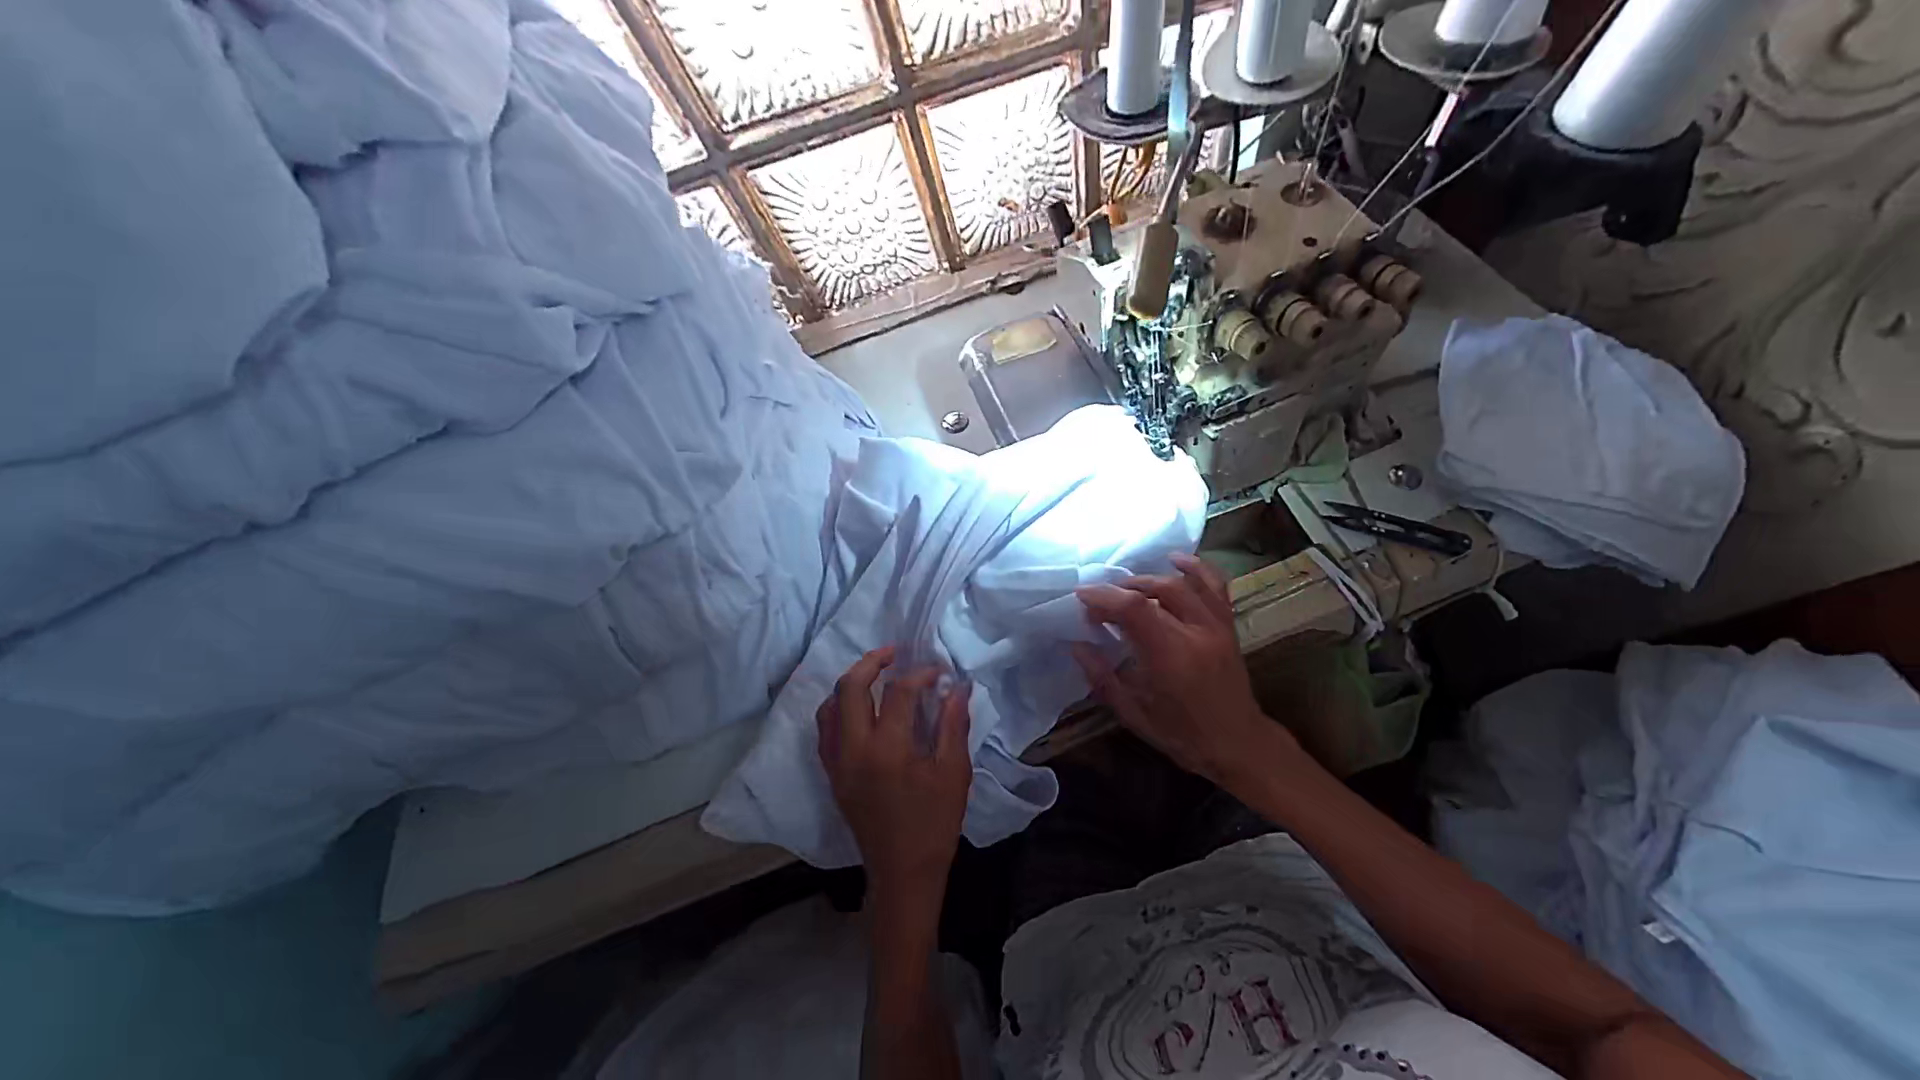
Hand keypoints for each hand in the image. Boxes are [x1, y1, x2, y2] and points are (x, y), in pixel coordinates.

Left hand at [817, 647, 972, 900]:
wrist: (902, 873)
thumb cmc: (934, 824)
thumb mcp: (953, 774)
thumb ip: (953, 725)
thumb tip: (957, 687)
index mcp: (888, 749)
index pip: (899, 693)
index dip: (921, 675)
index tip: (939, 673)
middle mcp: (854, 749)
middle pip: (851, 687)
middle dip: (872, 662)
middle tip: (895, 653)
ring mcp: (837, 762)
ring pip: (830, 705)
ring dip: (852, 682)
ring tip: (876, 675)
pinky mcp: (832, 774)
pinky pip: (825, 729)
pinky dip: (838, 708)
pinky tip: (859, 708)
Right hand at [1071, 553, 1283, 786]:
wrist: (1238, 744)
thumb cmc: (1183, 736)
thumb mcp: (1134, 715)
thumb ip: (1103, 679)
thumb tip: (1078, 646)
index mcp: (1170, 658)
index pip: (1134, 610)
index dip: (1103, 597)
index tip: (1081, 597)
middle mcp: (1196, 634)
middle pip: (1156, 591)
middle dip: (1120, 591)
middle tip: (1099, 604)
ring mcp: (1217, 627)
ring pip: (1181, 585)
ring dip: (1148, 580)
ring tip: (1125, 589)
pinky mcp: (1228, 627)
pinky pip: (1215, 586)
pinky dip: (1195, 568)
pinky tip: (1174, 560)